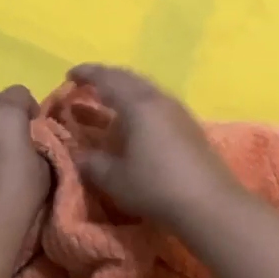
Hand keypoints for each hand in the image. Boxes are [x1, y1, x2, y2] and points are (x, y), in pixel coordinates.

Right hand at [68, 64, 241, 226]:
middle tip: (87, 84)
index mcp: (137, 104)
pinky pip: (157, 101)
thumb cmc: (156, 186)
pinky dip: (139, 102)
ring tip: (109, 100)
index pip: (107, 79)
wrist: (209, 203)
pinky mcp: (189, 125)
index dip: (87, 74)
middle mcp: (158, 99)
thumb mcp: (115, 179)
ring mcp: (177, 110)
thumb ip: (92, 163)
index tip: (70, 75)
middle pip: (128, 78)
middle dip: (106, 78)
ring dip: (124, 89)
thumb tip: (80, 155)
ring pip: (145, 88)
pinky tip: (135, 120)